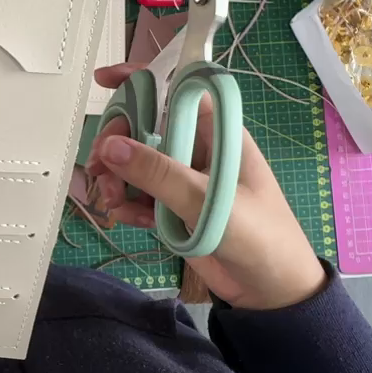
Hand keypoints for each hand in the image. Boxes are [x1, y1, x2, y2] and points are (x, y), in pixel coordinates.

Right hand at [86, 63, 326, 309]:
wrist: (272, 293)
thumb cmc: (259, 237)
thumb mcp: (209, 202)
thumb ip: (159, 173)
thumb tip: (110, 145)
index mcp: (216, 132)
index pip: (175, 89)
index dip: (140, 79)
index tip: (104, 81)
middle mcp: (196, 147)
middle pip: (143, 125)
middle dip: (116, 141)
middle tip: (100, 167)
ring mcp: (182, 176)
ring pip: (133, 160)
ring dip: (116, 177)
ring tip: (112, 201)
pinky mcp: (170, 204)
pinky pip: (136, 191)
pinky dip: (125, 202)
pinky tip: (128, 218)